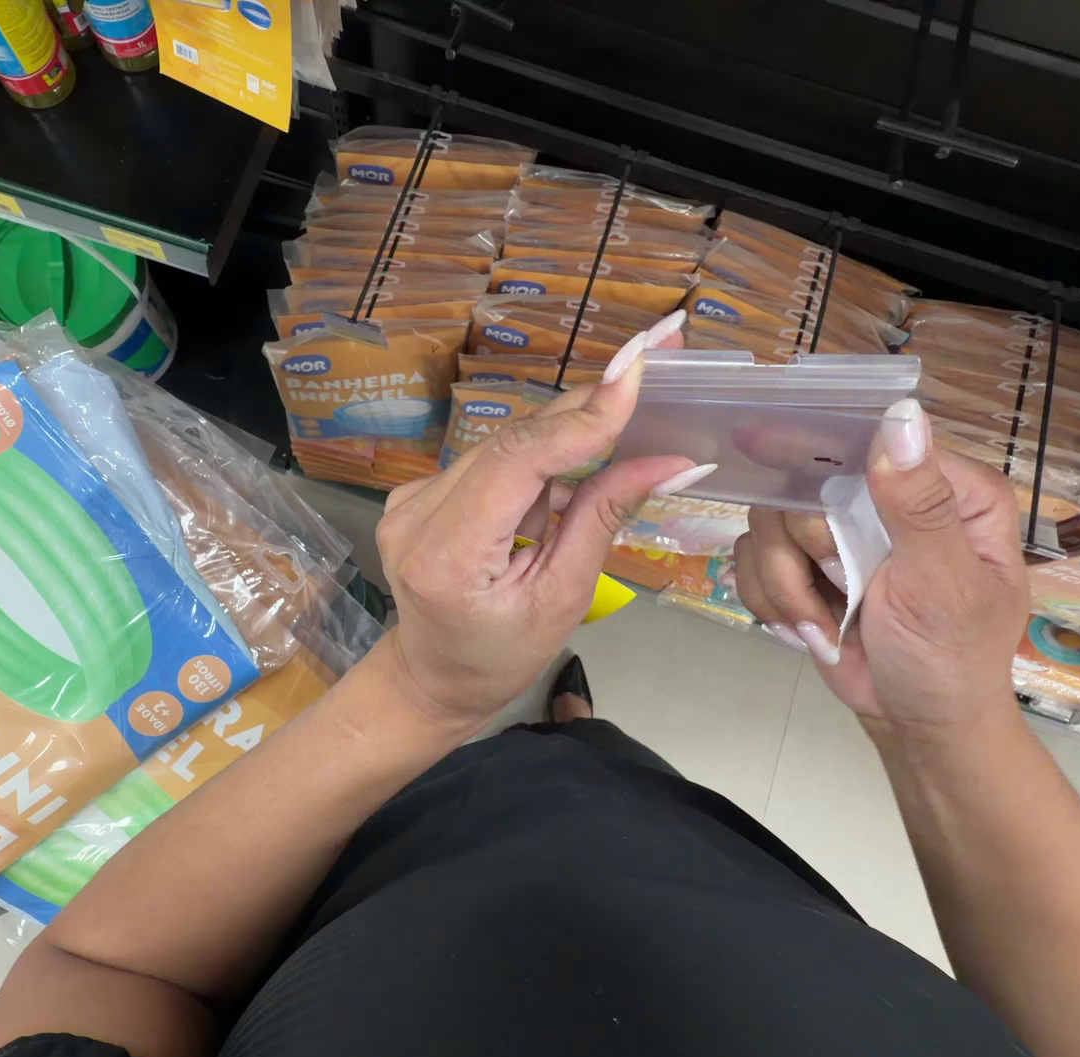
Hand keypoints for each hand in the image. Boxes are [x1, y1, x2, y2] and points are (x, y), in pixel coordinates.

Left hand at [373, 312, 705, 728]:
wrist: (432, 675)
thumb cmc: (500, 656)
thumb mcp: (562, 598)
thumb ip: (602, 519)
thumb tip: (670, 461)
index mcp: (447, 554)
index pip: (516, 462)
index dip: (579, 417)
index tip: (635, 371)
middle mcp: (415, 514)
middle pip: (511, 442)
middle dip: (584, 410)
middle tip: (651, 359)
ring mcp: (409, 499)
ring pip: (504, 446)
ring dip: (563, 442)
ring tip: (613, 437)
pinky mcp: (416, 494)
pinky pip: (489, 461)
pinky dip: (534, 464)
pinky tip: (560, 484)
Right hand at [732, 399, 1028, 741]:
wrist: (913, 718)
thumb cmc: (950, 656)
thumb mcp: (942, 582)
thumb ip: (918, 505)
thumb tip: (900, 417)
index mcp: (940, 488)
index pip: (863, 444)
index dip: (822, 471)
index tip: (798, 505)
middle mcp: (881, 497)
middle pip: (797, 486)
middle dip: (803, 551)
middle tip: (840, 586)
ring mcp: (835, 531)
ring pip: (763, 526)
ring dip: (784, 587)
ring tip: (824, 626)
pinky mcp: (798, 562)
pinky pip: (749, 560)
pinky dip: (770, 601)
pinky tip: (808, 628)